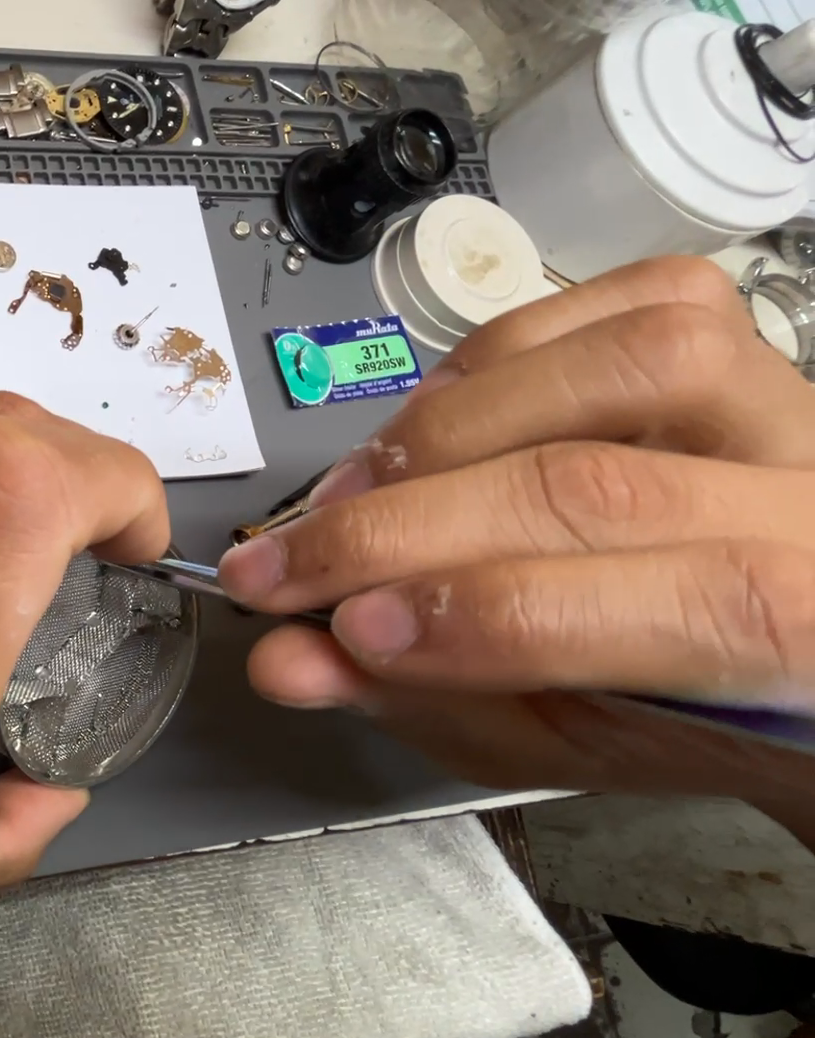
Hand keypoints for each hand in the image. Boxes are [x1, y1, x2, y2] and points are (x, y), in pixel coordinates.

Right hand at [216, 257, 814, 817]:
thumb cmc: (645, 703)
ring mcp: (789, 404)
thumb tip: (281, 662)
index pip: (690, 609)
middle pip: (596, 487)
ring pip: (631, 357)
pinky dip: (494, 353)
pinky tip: (430, 419)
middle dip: (389, 531)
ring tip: (350, 492)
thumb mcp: (533, 739)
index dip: (489, 616)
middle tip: (273, 568)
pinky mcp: (737, 343)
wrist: (761, 635)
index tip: (343, 631)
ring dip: (437, 430)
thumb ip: (411, 699)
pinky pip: (633, 298)